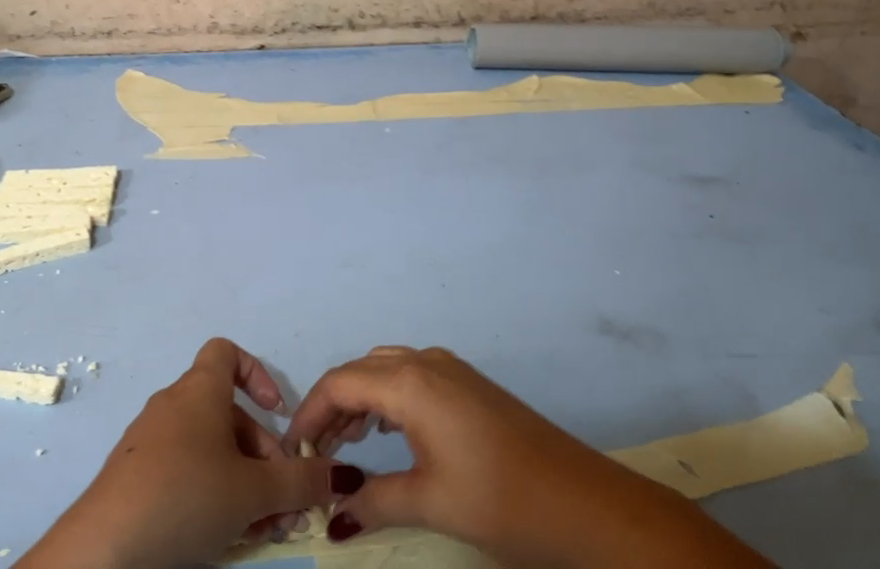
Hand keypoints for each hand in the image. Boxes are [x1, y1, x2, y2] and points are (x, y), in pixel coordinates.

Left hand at [17, 338, 363, 568]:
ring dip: (244, 484)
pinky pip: (187, 472)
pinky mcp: (138, 477)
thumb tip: (342, 476)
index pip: (228, 353)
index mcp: (199, 391)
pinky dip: (213, 495)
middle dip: (263, 456)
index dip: (258, 375)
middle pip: (229, 414)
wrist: (107, 546)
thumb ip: (301, 481)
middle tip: (283, 503)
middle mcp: (173, 406)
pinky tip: (228, 536)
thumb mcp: (255, 491)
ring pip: (211, 451)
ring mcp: (151, 442)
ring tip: (263, 528)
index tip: (278, 413)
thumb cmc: (186, 497)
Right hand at [286, 346, 774, 568]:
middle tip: (317, 450)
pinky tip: (388, 431)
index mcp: (410, 382)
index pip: (340, 383)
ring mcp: (453, 370)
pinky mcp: (471, 385)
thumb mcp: (429, 502)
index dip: (310, 413)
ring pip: (387, 370)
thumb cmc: (501, 499)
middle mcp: (427, 363)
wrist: (587, 504)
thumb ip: (372, 501)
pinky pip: (412, 376)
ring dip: (360, 400)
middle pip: (360, 370)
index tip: (292, 449)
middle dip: (333, 405)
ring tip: (346, 442)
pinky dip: (388, 398)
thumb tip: (331, 516)